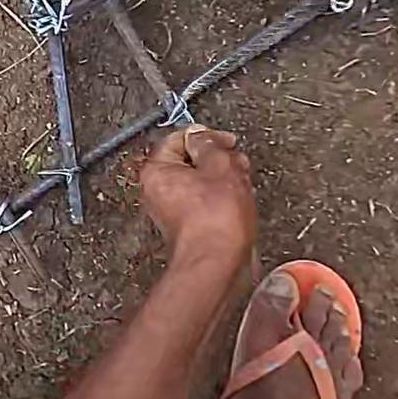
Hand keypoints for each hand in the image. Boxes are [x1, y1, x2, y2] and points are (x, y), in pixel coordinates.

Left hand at [141, 125, 255, 270]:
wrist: (217, 262)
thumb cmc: (214, 219)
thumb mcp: (218, 165)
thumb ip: (209, 144)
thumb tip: (201, 136)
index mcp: (157, 172)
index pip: (177, 140)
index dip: (205, 137)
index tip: (225, 141)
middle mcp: (159, 191)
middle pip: (191, 161)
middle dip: (219, 161)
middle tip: (236, 166)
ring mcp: (174, 210)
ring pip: (203, 182)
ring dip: (226, 180)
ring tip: (241, 188)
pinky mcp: (190, 225)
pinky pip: (208, 202)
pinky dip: (225, 199)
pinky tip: (240, 204)